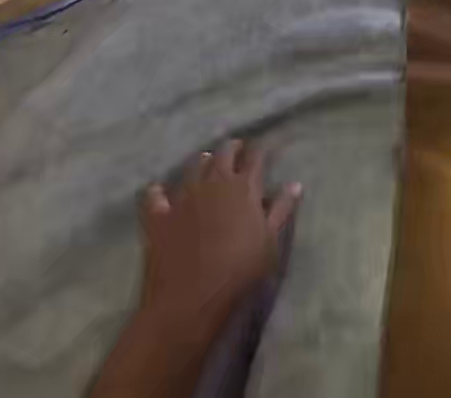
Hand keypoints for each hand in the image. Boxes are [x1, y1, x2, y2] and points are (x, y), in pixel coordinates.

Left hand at [137, 139, 301, 335]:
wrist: (191, 300)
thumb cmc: (239, 272)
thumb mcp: (270, 243)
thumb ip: (281, 210)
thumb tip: (295, 184)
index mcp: (243, 187)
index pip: (254, 158)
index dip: (258, 153)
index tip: (260, 151)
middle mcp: (213, 182)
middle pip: (223, 153)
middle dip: (231, 149)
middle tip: (236, 150)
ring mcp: (183, 196)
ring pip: (194, 167)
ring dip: (202, 163)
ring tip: (206, 163)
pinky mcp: (159, 215)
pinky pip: (155, 195)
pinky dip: (159, 192)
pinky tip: (160, 192)